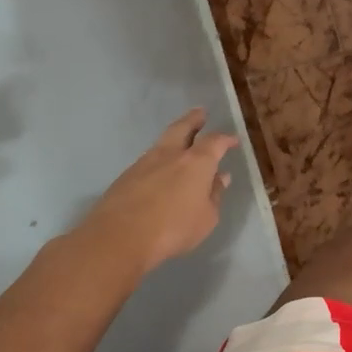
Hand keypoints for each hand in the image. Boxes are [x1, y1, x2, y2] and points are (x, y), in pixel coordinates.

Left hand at [75, 109, 238, 273]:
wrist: (118, 238)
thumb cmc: (173, 228)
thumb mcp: (207, 217)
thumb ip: (214, 195)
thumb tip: (220, 178)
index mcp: (196, 163)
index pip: (215, 142)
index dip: (225, 139)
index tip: (233, 140)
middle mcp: (170, 156)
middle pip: (182, 128)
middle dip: (193, 120)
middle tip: (200, 113)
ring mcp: (143, 164)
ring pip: (162, 143)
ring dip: (174, 138)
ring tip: (181, 141)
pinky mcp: (125, 178)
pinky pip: (148, 161)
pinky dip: (159, 160)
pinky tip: (161, 171)